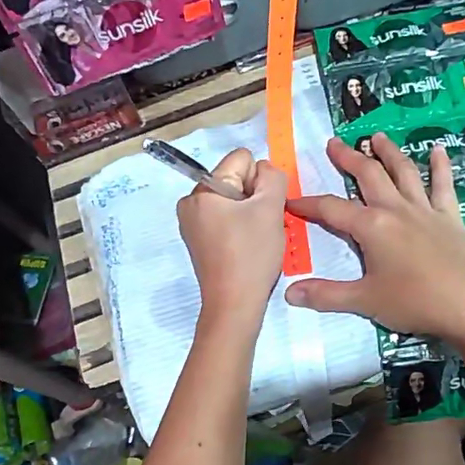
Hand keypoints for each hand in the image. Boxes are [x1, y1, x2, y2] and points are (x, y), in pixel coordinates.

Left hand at [177, 148, 287, 328]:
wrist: (234, 305)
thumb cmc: (251, 255)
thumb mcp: (271, 208)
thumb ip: (273, 177)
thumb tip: (265, 170)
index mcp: (202, 189)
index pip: (241, 159)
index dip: (260, 180)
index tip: (262, 208)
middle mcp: (191, 202)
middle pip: (236, 180)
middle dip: (255, 199)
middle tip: (262, 226)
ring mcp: (193, 224)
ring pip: (235, 202)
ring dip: (252, 215)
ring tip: (257, 239)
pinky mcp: (200, 242)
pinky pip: (227, 221)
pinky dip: (242, 230)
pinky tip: (248, 249)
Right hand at [285, 134, 464, 342]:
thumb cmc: (412, 302)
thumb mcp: (363, 301)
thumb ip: (326, 294)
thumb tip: (290, 293)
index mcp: (371, 227)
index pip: (331, 209)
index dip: (308, 204)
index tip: (291, 199)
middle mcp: (396, 209)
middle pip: (368, 175)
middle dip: (348, 158)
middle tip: (334, 143)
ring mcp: (425, 210)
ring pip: (404, 172)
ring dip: (389, 152)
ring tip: (377, 136)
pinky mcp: (450, 217)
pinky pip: (444, 186)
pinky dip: (441, 167)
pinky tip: (439, 150)